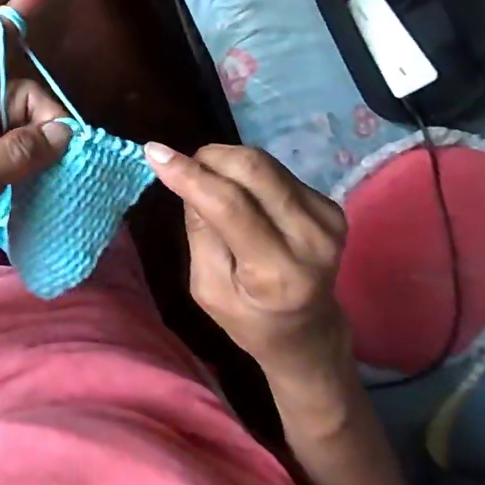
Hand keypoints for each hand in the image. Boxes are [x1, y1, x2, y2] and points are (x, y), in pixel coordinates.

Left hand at [0, 0, 72, 312]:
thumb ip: (18, 150)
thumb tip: (67, 131)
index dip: (14, 16)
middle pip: (15, 88)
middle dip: (45, 111)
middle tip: (64, 151)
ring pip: (19, 120)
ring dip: (43, 138)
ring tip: (60, 169)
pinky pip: (13, 147)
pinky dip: (34, 157)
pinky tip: (49, 177)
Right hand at [144, 143, 349, 378]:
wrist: (308, 332)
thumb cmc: (248, 318)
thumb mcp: (207, 287)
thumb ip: (200, 232)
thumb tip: (187, 177)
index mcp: (276, 272)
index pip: (229, 205)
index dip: (189, 174)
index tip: (153, 152)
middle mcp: (311, 240)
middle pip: (253, 169)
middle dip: (209, 157)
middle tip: (183, 167)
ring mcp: (327, 219)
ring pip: (264, 162)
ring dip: (226, 162)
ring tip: (210, 185)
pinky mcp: (331, 206)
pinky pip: (276, 170)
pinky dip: (246, 173)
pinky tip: (241, 195)